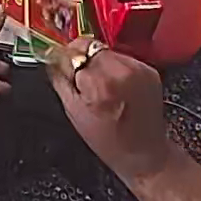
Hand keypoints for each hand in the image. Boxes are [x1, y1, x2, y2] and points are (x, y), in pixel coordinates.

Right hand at [48, 37, 182, 184]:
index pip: (72, 52)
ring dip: (97, 61)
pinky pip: (122, 58)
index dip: (63, 60)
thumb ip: (60, 80)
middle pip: (90, 46)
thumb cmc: (107, 140)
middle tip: (78, 76)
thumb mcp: (73, 111)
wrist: (143, 153)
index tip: (59, 64)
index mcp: (100, 84)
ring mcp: (139, 69)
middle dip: (80, 58)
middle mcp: (122, 72)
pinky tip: (115, 86)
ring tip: (99, 85)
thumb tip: (51, 58)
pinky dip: (113, 67)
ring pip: (105, 50)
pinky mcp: (149, 70)